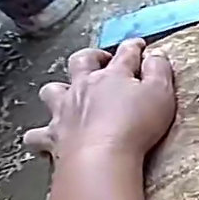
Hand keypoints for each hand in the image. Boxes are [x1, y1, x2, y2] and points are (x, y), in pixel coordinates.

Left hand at [25, 40, 176, 162]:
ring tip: (70, 94)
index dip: (133, 47)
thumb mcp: (161, 93)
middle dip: (92, 56)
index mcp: (113, 76)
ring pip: (52, 90)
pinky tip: (49, 136)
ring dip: (60, 89)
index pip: (125, 54)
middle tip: (102, 59)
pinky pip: (37, 134)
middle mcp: (83, 87)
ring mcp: (64, 110)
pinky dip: (41, 133)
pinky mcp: (53, 136)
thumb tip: (155, 55)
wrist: (101, 155)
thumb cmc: (137, 124)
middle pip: (81, 62)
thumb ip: (159, 71)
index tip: (139, 44)